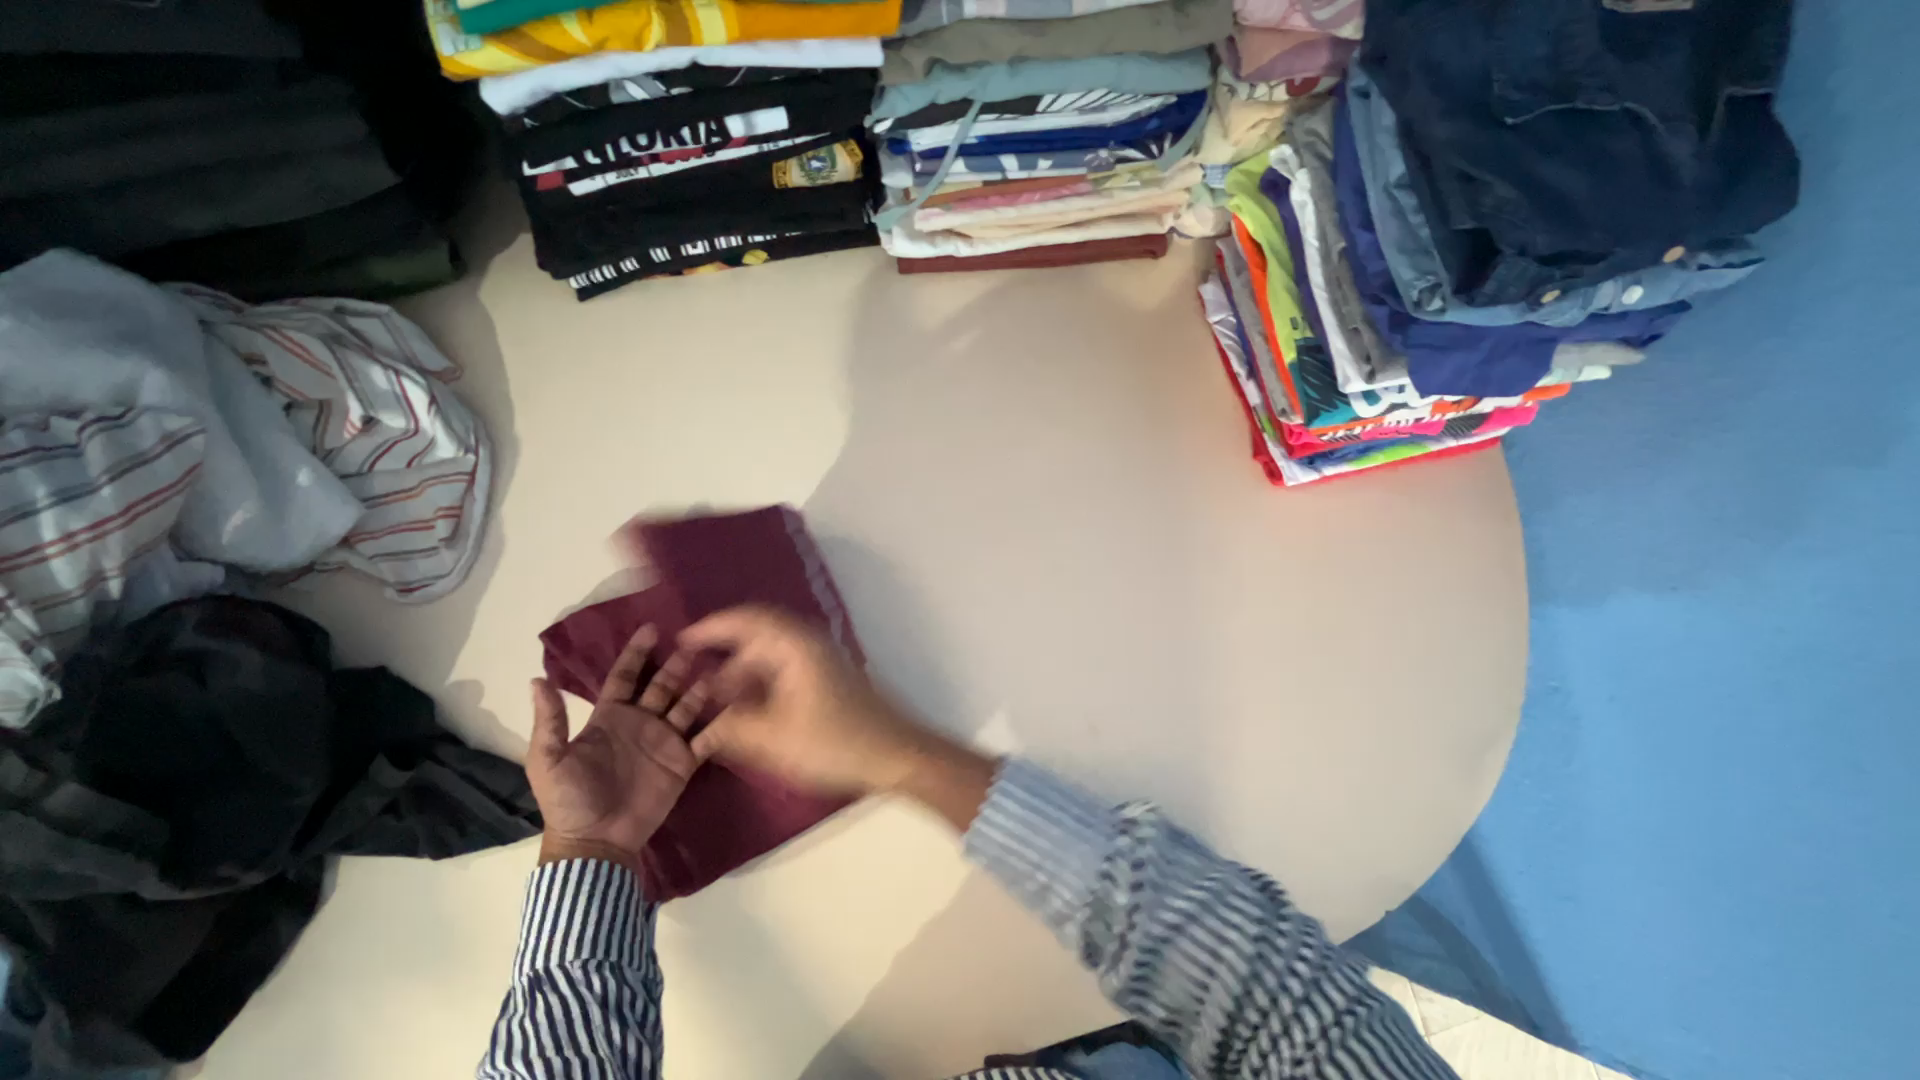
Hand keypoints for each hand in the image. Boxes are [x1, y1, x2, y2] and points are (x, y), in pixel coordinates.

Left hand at [528, 626, 711, 878]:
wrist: (596, 842)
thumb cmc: (569, 800)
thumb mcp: (548, 760)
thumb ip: (550, 721)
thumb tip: (537, 680)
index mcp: (610, 718)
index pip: (625, 676)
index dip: (636, 653)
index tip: (651, 628)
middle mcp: (641, 723)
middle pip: (662, 685)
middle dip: (676, 664)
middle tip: (694, 643)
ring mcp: (665, 742)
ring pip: (687, 706)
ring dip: (700, 687)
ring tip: (718, 669)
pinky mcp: (684, 763)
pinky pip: (706, 738)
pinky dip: (720, 723)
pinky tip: (735, 705)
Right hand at [679, 607, 934, 796]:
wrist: (896, 755)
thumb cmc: (835, 743)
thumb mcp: (773, 740)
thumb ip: (730, 729)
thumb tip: (700, 726)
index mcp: (795, 645)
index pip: (747, 619)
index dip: (711, 626)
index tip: (681, 640)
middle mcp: (809, 643)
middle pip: (757, 638)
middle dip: (724, 659)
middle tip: (694, 683)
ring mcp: (823, 660)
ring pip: (772, 657)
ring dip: (744, 675)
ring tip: (718, 704)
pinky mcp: (831, 679)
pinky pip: (786, 671)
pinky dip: (763, 685)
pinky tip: (751, 713)